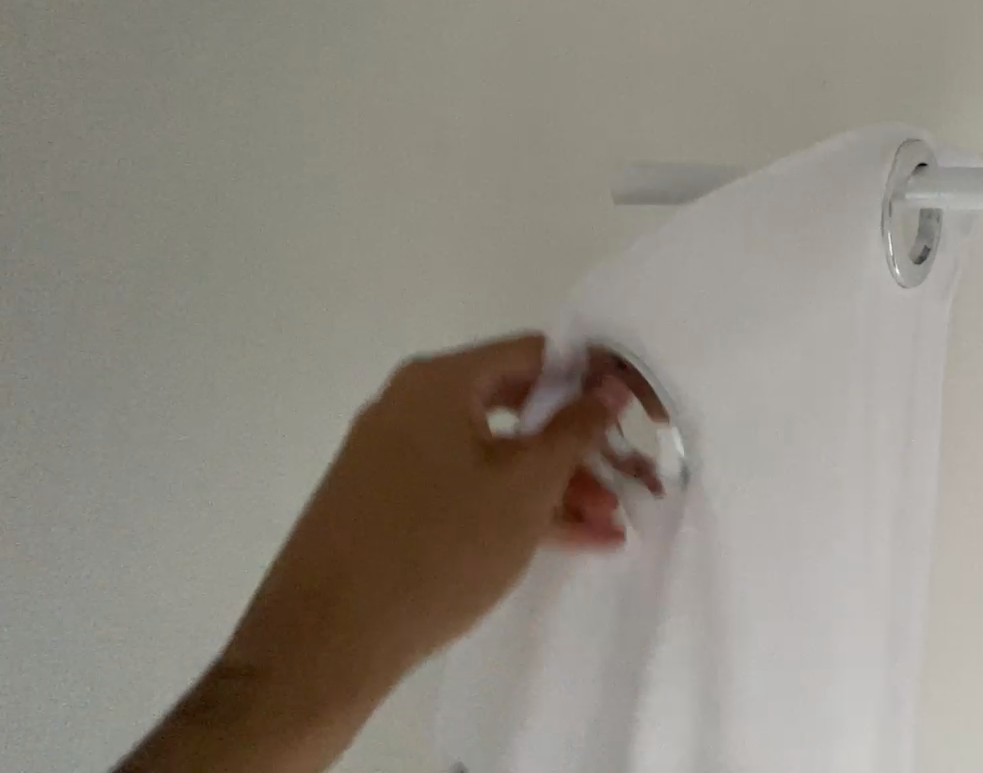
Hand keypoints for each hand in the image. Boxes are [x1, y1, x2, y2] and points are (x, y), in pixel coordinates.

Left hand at [220, 334, 662, 723]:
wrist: (317, 655)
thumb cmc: (438, 547)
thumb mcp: (529, 483)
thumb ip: (579, 426)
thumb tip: (611, 385)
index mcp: (442, 383)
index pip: (540, 353)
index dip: (598, 377)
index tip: (639, 409)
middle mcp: (415, 406)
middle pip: (524, 406)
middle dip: (583, 445)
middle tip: (630, 471)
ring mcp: (399, 456)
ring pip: (501, 453)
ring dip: (560, 483)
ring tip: (610, 521)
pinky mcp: (393, 502)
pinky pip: (473, 485)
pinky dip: (520, 505)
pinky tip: (576, 537)